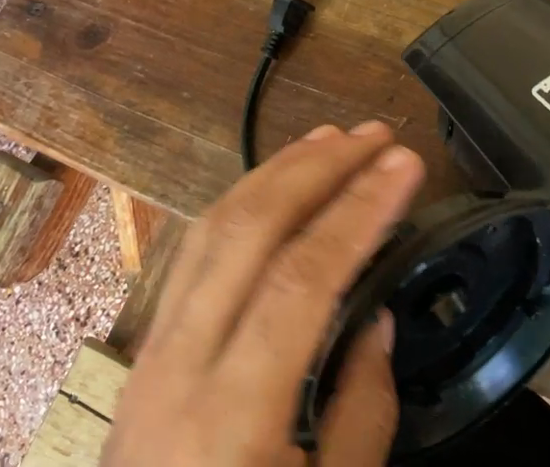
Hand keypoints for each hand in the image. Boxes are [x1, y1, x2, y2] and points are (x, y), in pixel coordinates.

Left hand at [103, 122, 424, 466]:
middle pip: (248, 228)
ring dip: (276, 172)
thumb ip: (359, 414)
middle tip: (374, 135)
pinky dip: (239, 206)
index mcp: (233, 412)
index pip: (302, 276)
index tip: (403, 164)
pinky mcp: (145, 351)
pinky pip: (192, 255)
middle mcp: (181, 362)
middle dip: (318, 168)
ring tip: (330, 140)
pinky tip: (271, 190)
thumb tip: (373, 318)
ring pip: (212, 227)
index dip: (359, 209)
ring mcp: (152, 350)